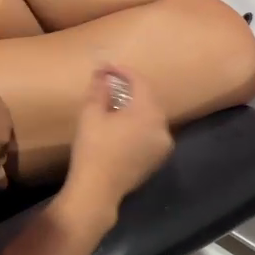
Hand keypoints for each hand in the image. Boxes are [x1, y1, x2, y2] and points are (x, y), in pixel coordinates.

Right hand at [63, 67, 171, 211]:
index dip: (124, 72)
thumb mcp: (91, 113)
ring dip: (137, 104)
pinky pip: (152, 130)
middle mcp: (162, 128)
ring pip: (152, 116)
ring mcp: (163, 145)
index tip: (106, 67)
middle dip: (132, 87)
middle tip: (110, 80)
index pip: (141, 83)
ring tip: (116, 100)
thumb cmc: (93, 146)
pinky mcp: (158, 158)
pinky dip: (140, 121)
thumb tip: (103, 70)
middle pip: (150, 99)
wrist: (100, 187)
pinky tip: (123, 123)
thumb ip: (100, 88)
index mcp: (147, 114)